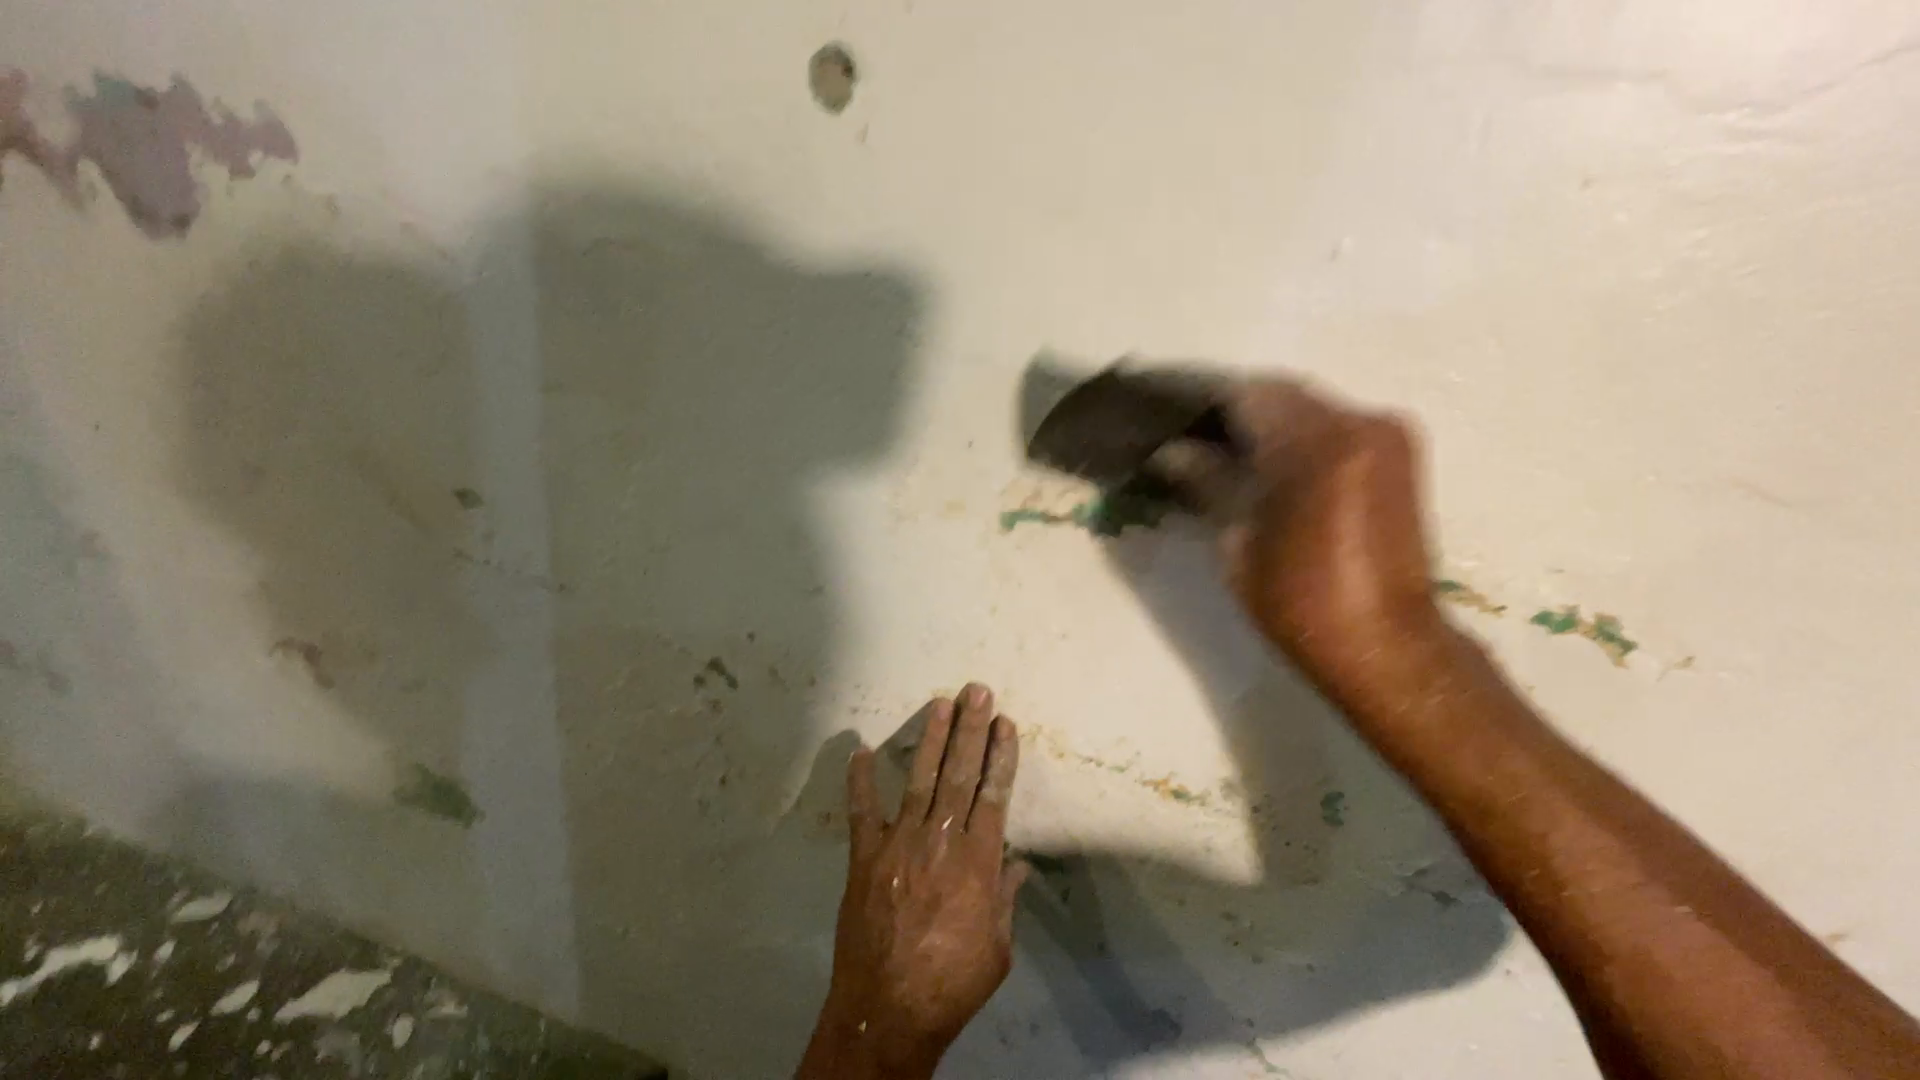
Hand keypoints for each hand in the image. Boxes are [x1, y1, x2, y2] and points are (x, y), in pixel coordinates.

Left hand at [798, 684, 1026, 1079]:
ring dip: (930, 740)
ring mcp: (898, 845)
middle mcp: (940, 841)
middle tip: (976, 691)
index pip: (993, 794)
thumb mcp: (998, 948)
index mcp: (978, 862)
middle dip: (970, 730)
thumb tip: (1017, 866)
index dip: (1000, 756)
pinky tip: (861, 751)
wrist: (889, 1010)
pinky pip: (862, 813)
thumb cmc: (953, 982)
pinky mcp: (864, 859)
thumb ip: (1004, 900)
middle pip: (959, 774)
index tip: (1004, 723)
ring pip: (918, 781)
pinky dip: (860, 782)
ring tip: (940, 703)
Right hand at [1159, 379, 1441, 688]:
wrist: (1386, 642)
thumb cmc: (1300, 600)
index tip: (1169, 419)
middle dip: (1236, 411)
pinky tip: (1272, 464)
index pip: (1245, 393)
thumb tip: (1172, 451)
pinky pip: (1336, 424)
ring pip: (1309, 406)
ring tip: (1229, 452)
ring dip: (1269, 422)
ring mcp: (1385, 432)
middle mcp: (1357, 420)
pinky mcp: (1399, 451)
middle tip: (1194, 437)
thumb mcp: (1239, 542)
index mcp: (1314, 443)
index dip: (1202, 403)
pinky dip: (1301, 435)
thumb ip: (1208, 482)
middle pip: (1281, 393)